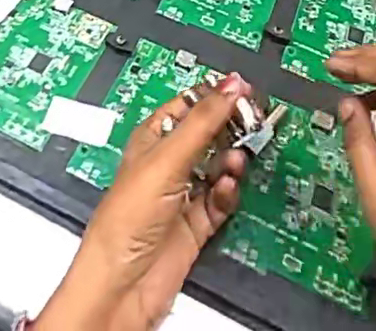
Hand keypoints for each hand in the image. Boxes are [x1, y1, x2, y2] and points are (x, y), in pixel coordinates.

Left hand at [36, 73, 253, 330]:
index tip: (244, 89)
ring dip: (232, 160)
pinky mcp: (197, 221)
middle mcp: (170, 161)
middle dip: (231, 126)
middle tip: (252, 122)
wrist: (123, 290)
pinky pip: (223, 197)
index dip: (217, 94)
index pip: (191, 103)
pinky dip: (229, 192)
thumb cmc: (127, 220)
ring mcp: (184, 191)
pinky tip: (226, 190)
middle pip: (210, 131)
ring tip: (236, 162)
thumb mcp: (169, 158)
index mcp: (155, 136)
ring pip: (220, 163)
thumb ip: (204, 120)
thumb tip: (231, 85)